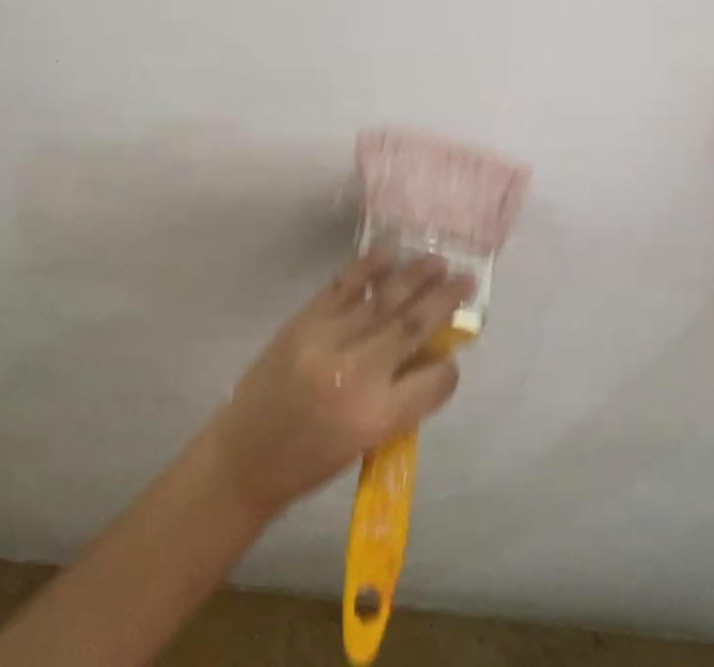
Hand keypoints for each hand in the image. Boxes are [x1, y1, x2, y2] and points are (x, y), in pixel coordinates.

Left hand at [203, 251, 472, 515]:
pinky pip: (342, 288)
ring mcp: (327, 342)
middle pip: (412, 326)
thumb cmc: (312, 460)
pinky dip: (368, 268)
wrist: (247, 454)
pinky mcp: (303, 324)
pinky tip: (389, 254)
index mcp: (379, 415)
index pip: (434, 380)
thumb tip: (429, 357)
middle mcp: (358, 373)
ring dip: (413, 277)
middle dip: (443, 300)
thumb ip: (402, 399)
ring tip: (438, 261)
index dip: (449, 366)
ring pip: (382, 300)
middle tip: (466, 279)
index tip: (453, 355)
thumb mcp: (368, 440)